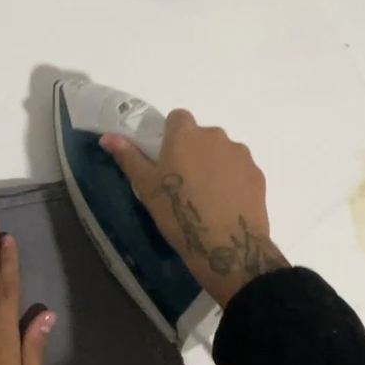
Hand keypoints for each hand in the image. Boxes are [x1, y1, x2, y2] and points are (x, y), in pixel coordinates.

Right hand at [101, 110, 288, 306]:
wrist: (226, 246)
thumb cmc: (178, 212)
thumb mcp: (146, 187)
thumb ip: (128, 157)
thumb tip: (106, 137)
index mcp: (185, 135)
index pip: (178, 118)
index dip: (172, 134)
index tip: (167, 158)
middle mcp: (215, 136)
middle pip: (202, 136)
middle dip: (194, 151)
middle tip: (184, 182)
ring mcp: (240, 154)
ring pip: (222, 151)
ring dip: (215, 164)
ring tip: (207, 196)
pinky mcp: (257, 174)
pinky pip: (240, 169)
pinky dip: (233, 180)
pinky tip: (225, 204)